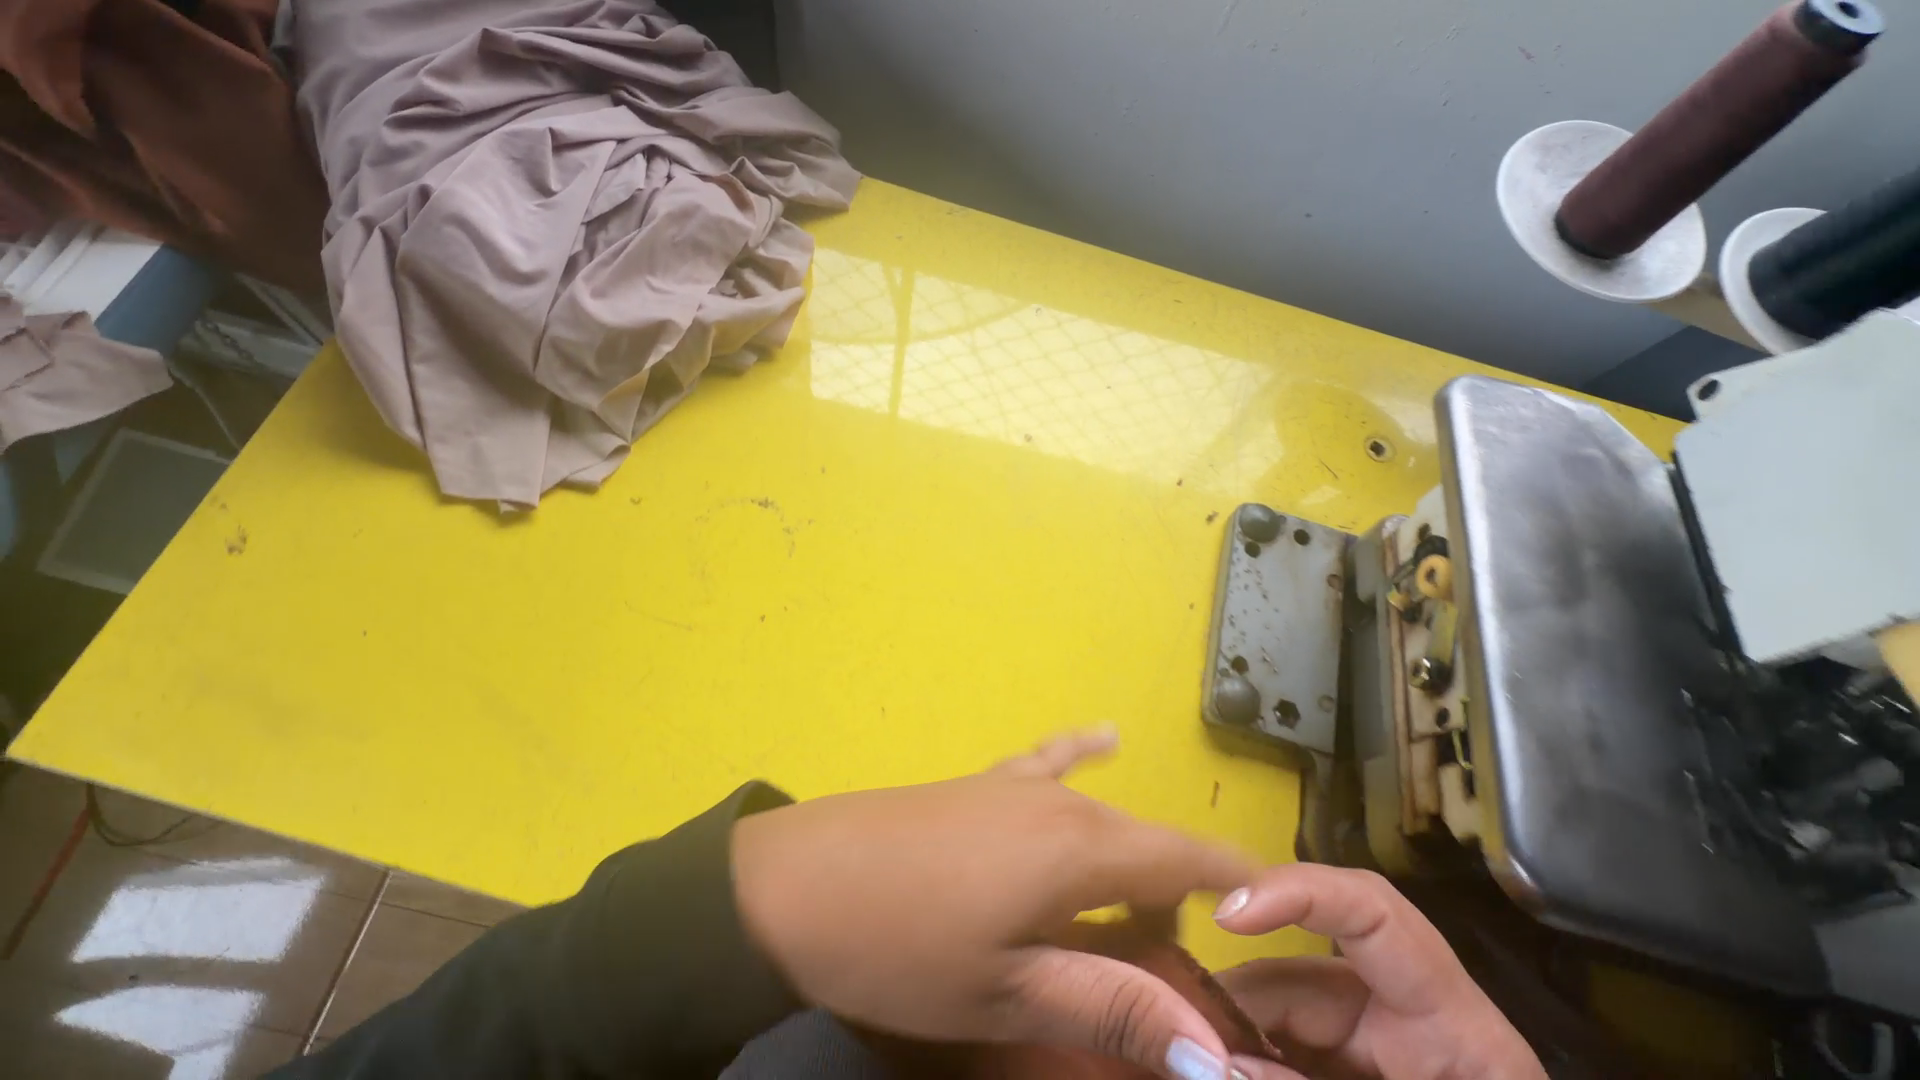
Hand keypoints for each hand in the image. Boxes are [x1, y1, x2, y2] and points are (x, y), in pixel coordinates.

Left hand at [731, 732, 1255, 1079]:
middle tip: (1153, 984)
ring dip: (1126, 873)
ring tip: (1115, 931)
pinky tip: (1103, 737)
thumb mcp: (1007, 995)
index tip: (1274, 924)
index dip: (1239, 889)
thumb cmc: (902, 947)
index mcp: (1082, 848)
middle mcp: (1061, 803)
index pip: (1188, 860)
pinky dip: (1079, 755)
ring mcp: (1015, 787)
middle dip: (1171, 910)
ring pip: (1102, 825)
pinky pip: (1046, 764)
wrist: (789, 886)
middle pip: (1146, 849)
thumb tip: (1212, 1049)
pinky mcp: (978, 787)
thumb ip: (1111, 1009)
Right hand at [1211, 865, 1545, 1079]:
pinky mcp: (1336, 1071)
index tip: (1228, 918)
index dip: (1299, 893)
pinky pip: (1275, 1052)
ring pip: (1271, 1020)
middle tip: (1179, 1048)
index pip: (1373, 914)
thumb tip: (1221, 1066)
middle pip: (1296, 978)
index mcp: (1453, 1024)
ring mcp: (1368, 1050)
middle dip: (1232, 1012)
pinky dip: (1242, 1062)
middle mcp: (1403, 1018)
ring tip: (1186, 1062)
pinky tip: (1209, 1069)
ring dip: (1227, 1045)